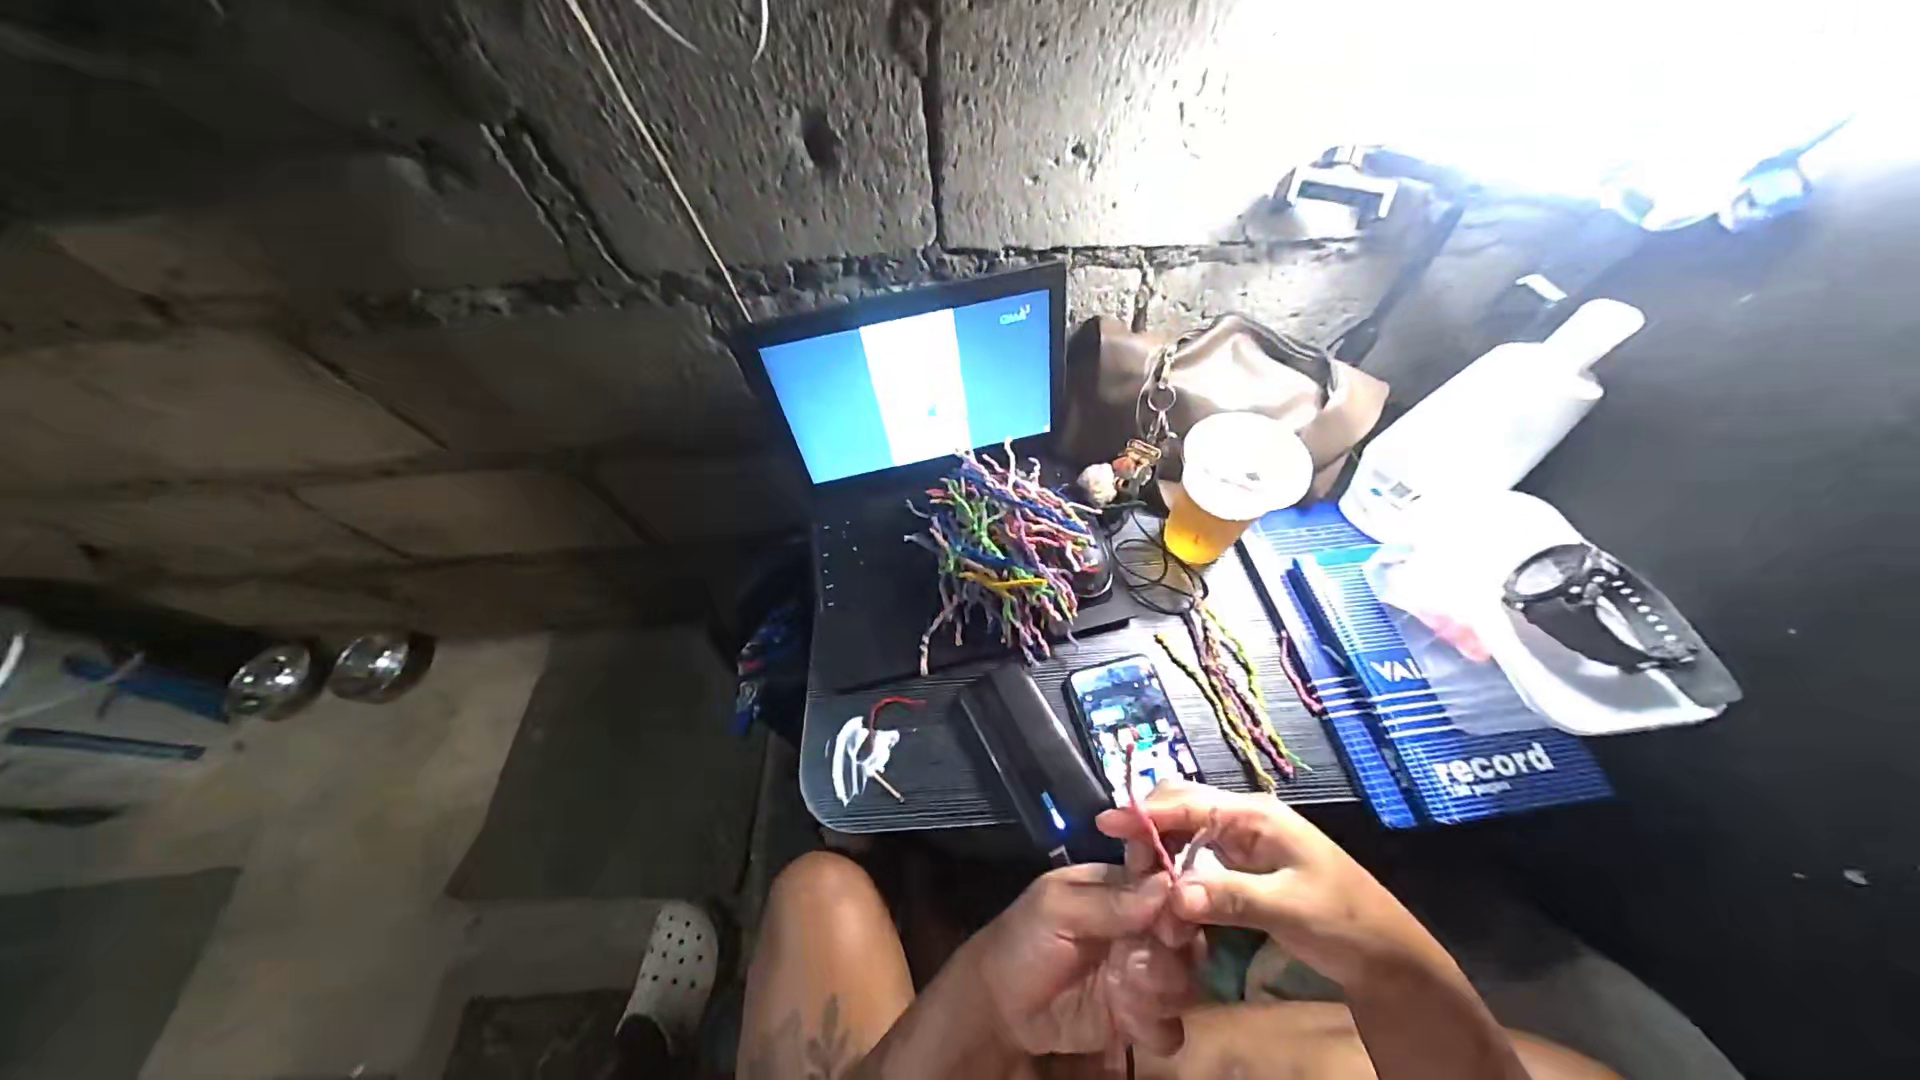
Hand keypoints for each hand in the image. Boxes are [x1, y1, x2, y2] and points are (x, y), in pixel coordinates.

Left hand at [958, 863, 1199, 1057]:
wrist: (1001, 1005)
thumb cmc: (1022, 939)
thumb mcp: (1055, 908)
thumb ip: (1109, 901)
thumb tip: (1164, 884)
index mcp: (1118, 888)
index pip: (1164, 882)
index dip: (1177, 896)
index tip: (1170, 915)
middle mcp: (1139, 927)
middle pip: (1184, 933)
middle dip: (1172, 948)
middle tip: (1140, 960)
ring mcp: (1141, 972)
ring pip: (1184, 979)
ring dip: (1162, 986)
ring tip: (1125, 988)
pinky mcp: (1139, 1016)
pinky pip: (1171, 1025)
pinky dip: (1155, 1025)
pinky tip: (1128, 1021)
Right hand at [1096, 780, 1448, 990]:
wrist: (1390, 958)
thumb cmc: (1346, 922)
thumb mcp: (1291, 908)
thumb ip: (1232, 897)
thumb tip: (1174, 893)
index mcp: (1254, 815)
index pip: (1187, 802)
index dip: (1145, 811)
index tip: (1107, 823)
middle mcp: (1243, 819)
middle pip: (1180, 808)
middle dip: (1148, 830)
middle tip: (1126, 865)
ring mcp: (1243, 841)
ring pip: (1185, 832)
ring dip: (1160, 852)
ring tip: (1141, 881)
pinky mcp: (1243, 865)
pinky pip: (1197, 857)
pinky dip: (1176, 869)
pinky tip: (1166, 890)